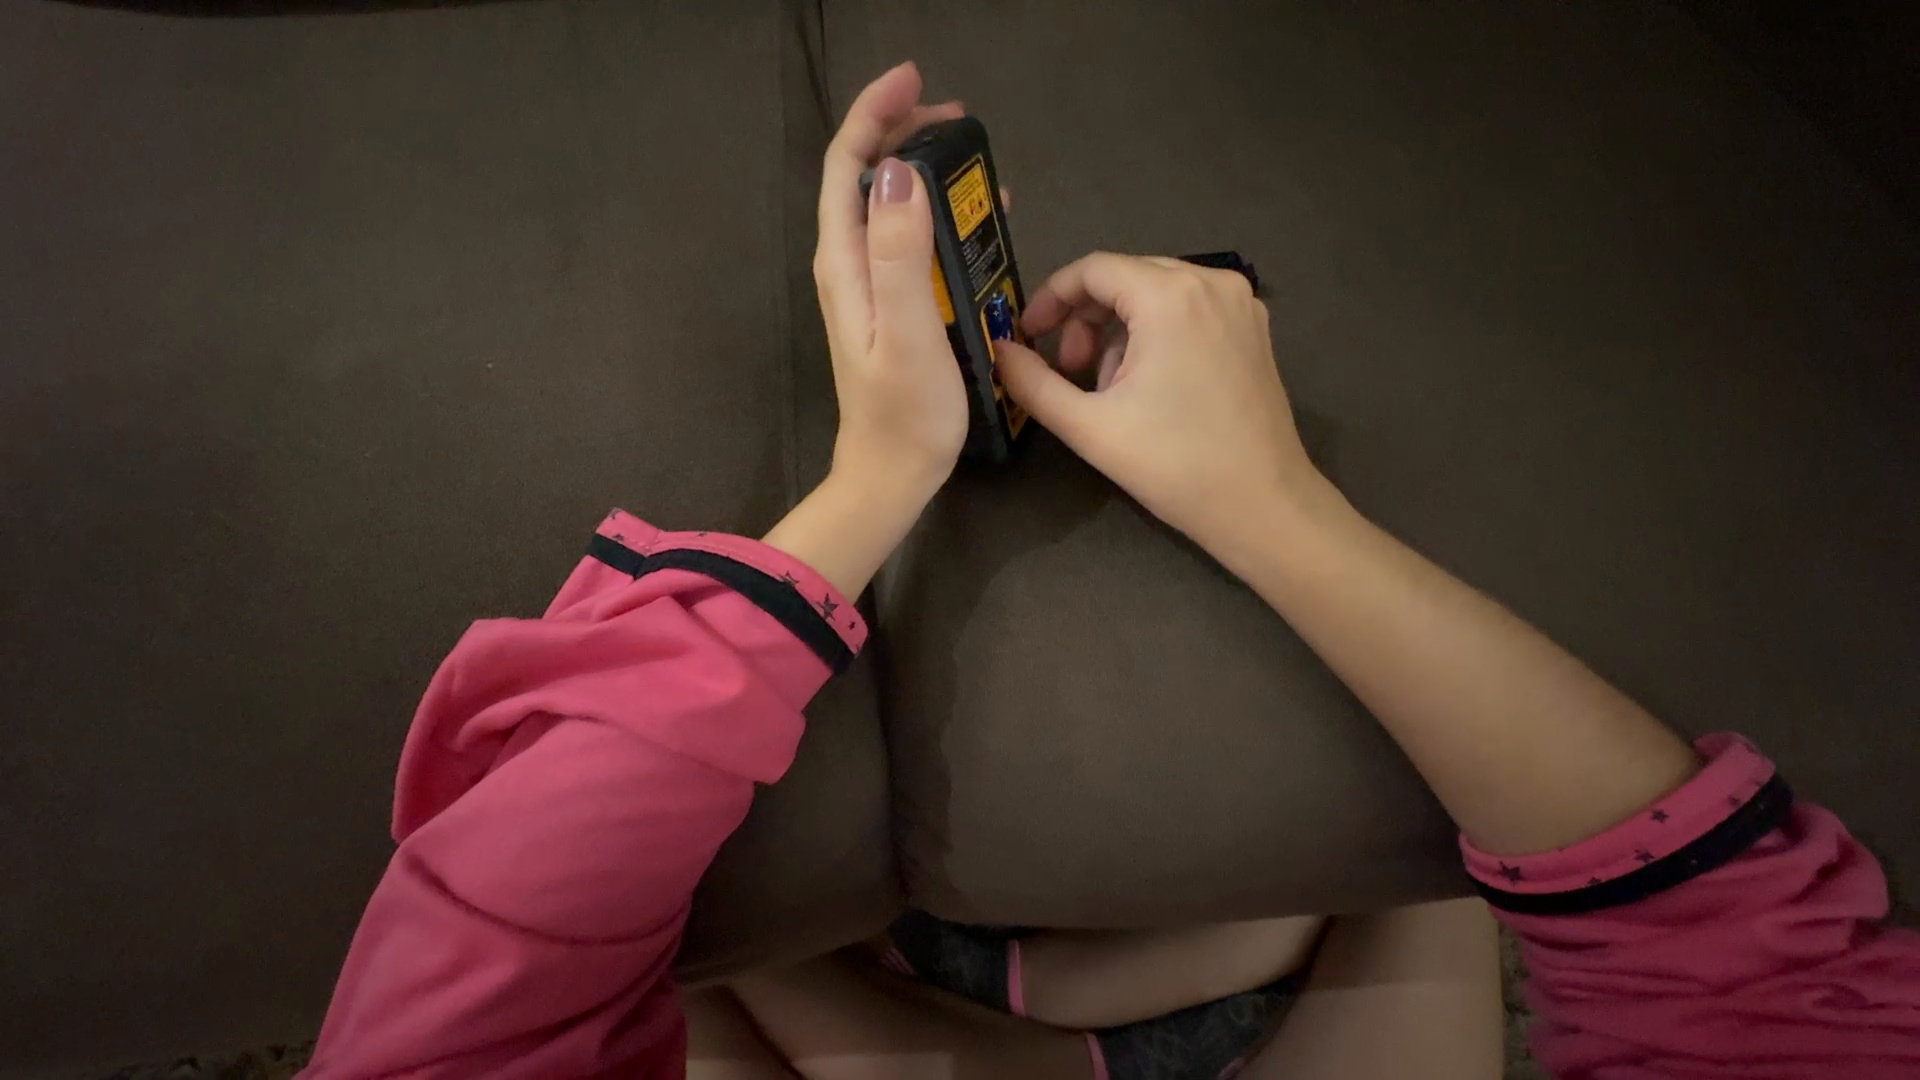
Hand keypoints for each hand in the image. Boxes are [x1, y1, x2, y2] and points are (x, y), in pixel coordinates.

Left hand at [814, 62, 968, 504]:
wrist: (893, 474)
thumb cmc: (906, 414)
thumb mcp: (909, 331)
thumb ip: (900, 254)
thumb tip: (896, 174)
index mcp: (845, 264)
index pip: (845, 167)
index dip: (874, 114)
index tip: (917, 80)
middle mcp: (849, 268)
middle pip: (864, 180)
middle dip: (903, 135)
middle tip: (960, 123)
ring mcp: (869, 290)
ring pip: (888, 210)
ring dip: (923, 175)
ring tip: (975, 166)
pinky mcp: (891, 309)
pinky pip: (908, 244)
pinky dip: (936, 219)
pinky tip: (972, 225)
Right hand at [993, 253, 1322, 553]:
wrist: (1261, 504)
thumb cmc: (1173, 464)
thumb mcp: (1089, 426)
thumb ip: (1033, 383)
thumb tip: (1000, 352)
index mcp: (1171, 296)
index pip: (1093, 269)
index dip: (1050, 298)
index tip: (1027, 336)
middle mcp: (1211, 281)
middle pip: (1126, 277)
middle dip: (1085, 319)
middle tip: (1068, 370)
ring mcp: (1240, 304)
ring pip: (1156, 293)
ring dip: (1118, 331)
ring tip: (1108, 388)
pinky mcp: (1253, 329)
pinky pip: (1188, 311)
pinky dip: (1155, 335)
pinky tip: (1148, 384)